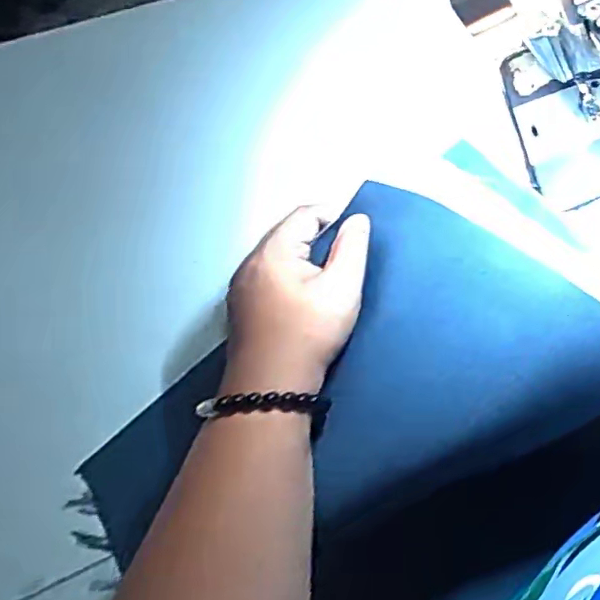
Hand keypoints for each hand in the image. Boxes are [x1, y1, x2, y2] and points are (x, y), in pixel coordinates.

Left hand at [224, 206, 370, 393]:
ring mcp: (242, 287)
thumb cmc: (310, 332)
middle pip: (288, 232)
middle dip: (320, 234)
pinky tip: (310, 292)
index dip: (335, 215)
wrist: (272, 384)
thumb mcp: (343, 285)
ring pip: (279, 254)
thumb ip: (352, 246)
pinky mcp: (243, 306)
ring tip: (332, 273)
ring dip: (307, 254)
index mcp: (271, 254)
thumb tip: (357, 220)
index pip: (304, 215)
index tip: (357, 232)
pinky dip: (293, 272)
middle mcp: (249, 266)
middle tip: (349, 252)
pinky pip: (271, 273)